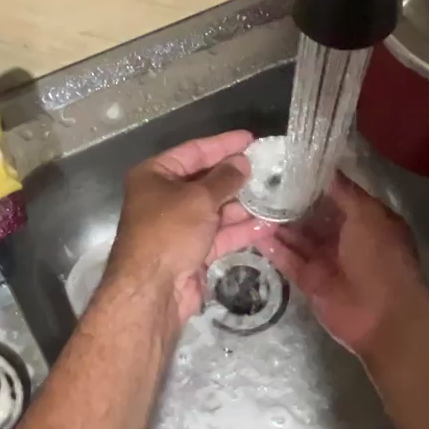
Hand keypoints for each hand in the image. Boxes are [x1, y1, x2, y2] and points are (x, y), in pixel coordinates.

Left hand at [103, 130, 273, 326]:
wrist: (153, 290)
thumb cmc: (169, 232)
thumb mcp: (198, 199)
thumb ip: (224, 179)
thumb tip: (242, 163)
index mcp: (154, 176)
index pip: (193, 152)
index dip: (222, 145)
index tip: (250, 139)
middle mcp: (164, 199)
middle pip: (205, 182)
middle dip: (235, 178)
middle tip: (268, 169)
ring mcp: (178, 228)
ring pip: (215, 211)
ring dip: (243, 205)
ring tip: (274, 195)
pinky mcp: (192, 252)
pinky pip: (219, 235)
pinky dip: (240, 230)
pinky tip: (267, 224)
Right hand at [260, 175, 428, 357]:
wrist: (382, 316)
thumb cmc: (381, 258)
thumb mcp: (368, 215)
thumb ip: (345, 192)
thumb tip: (326, 170)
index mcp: (367, 220)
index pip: (338, 195)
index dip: (316, 181)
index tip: (289, 164)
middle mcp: (347, 239)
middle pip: (314, 217)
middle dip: (292, 202)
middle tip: (261, 182)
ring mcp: (328, 262)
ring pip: (299, 239)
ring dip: (279, 225)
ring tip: (251, 203)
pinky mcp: (311, 282)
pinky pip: (290, 262)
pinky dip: (274, 250)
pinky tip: (254, 233)